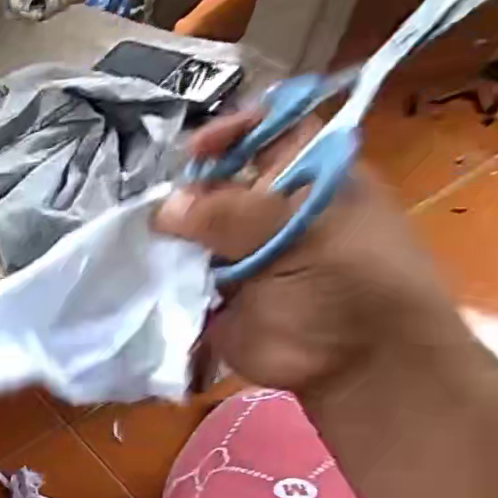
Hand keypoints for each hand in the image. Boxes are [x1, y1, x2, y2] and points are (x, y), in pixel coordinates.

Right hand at [153, 110, 469, 396]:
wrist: (353, 363)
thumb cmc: (348, 283)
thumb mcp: (301, 231)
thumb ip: (233, 213)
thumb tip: (167, 208)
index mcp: (304, 177)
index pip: (263, 134)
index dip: (231, 133)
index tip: (196, 151)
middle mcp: (269, 211)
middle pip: (217, 184)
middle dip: (188, 190)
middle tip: (165, 210)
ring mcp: (239, 257)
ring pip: (193, 233)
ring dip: (170, 236)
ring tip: (145, 240)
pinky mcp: (217, 299)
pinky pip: (182, 281)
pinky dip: (163, 277)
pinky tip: (145, 271)